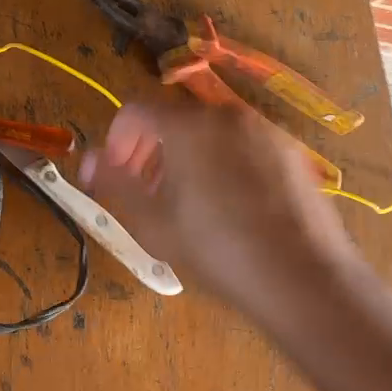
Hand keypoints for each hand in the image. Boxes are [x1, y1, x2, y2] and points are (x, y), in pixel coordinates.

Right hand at [79, 99, 359, 327]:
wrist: (306, 280)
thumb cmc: (218, 247)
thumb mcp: (152, 219)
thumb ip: (113, 181)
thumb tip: (85, 159)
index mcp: (187, 123)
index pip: (135, 110)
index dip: (116, 140)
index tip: (116, 176)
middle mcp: (225, 114)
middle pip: (173, 119)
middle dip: (149, 150)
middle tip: (144, 192)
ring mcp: (264, 132)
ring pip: (208, 133)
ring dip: (184, 157)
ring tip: (183, 203)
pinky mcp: (292, 155)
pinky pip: (241, 147)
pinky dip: (221, 163)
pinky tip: (226, 209)